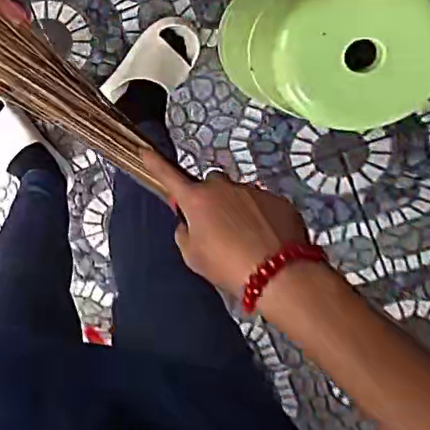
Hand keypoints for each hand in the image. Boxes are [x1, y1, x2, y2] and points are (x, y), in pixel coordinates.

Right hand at [140, 151, 309, 295]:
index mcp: (195, 199)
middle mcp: (222, 188)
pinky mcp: (280, 202)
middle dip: (210, 197)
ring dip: (237, 209)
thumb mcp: (192, 255)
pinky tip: (268, 240)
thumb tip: (189, 223)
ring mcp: (253, 192)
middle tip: (217, 224)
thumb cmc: (228, 267)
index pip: (168, 175)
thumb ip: (184, 233)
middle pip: (210, 183)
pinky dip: (263, 218)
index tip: (145, 152)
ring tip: (248, 238)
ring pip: (238, 195)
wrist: (283, 277)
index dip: (154, 163)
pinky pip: (264, 205)